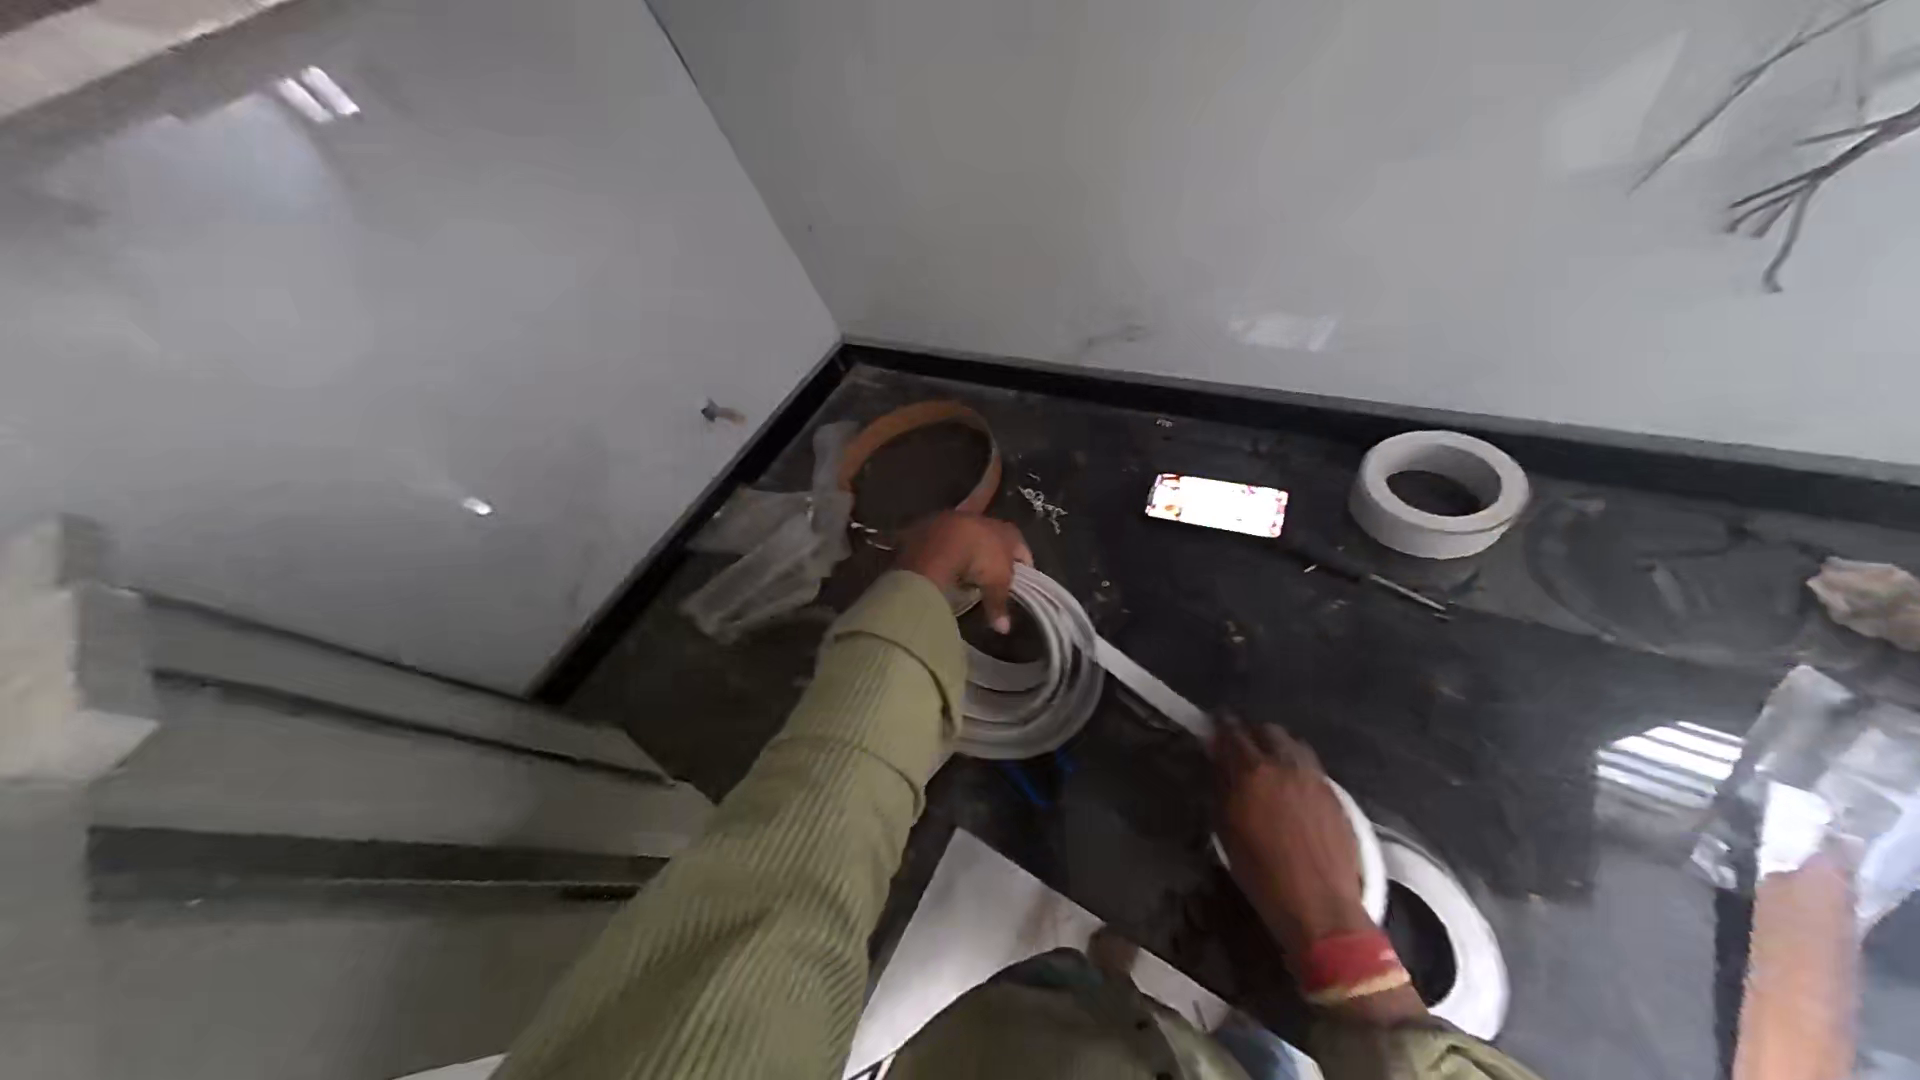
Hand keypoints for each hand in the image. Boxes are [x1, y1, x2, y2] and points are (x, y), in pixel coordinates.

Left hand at [895, 512, 1033, 632]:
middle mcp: (987, 520)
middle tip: (992, 572)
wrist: (943, 541)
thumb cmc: (981, 560)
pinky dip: (943, 547)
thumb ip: (999, 605)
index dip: (1023, 568)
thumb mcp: (996, 585)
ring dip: (968, 546)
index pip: (1022, 550)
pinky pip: (943, 538)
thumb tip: (1004, 629)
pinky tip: (939, 556)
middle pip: (995, 539)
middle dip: (995, 552)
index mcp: (1008, 532)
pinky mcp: (936, 522)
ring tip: (965, 566)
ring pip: (968, 534)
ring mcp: (960, 518)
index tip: (1020, 584)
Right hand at [1215, 721, 1371, 959]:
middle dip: (1250, 732)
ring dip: (1276, 744)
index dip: (1220, 724)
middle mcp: (1284, 764)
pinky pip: (1310, 763)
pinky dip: (1295, 762)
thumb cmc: (1260, 871)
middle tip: (1240, 745)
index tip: (1213, 725)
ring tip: (1267, 759)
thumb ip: (1221, 786)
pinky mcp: (1334, 792)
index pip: (1232, 731)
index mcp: (1251, 771)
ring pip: (1292, 743)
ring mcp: (1313, 776)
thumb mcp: (1226, 828)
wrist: (1319, 905)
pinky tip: (1290, 780)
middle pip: (1266, 730)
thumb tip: (1217, 760)